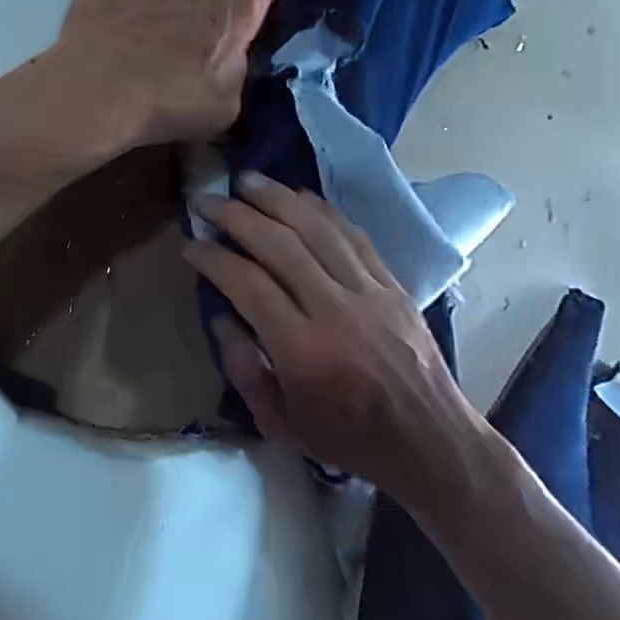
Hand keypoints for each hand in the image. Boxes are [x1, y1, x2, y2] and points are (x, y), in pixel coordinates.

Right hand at [184, 173, 488, 495]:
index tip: (192, 244)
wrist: (427, 437)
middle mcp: (334, 309)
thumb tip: (223, 317)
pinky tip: (300, 197)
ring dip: (279, 200)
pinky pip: (354, 235)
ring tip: (248, 181)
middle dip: (239, 217)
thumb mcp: (282, 425)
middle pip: (280, 246)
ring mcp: (368, 290)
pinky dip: (324, 211)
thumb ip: (245, 371)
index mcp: (303, 349)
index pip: (249, 285)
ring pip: (317, 230)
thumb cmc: (348, 437)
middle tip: (210, 201)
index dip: (215, 259)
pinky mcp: (392, 283)